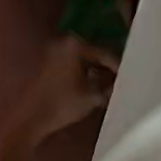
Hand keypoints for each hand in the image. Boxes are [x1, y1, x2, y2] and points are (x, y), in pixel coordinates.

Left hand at [5, 35, 119, 147]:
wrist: (31, 118)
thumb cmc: (62, 103)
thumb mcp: (92, 96)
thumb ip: (109, 86)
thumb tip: (118, 83)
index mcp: (75, 44)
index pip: (104, 52)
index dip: (118, 66)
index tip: (129, 76)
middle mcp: (64, 43)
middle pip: (93, 54)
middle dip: (106, 68)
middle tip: (121, 81)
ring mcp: (54, 53)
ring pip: (83, 60)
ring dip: (95, 71)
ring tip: (109, 87)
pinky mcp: (48, 65)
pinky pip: (72, 65)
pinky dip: (83, 74)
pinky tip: (92, 88)